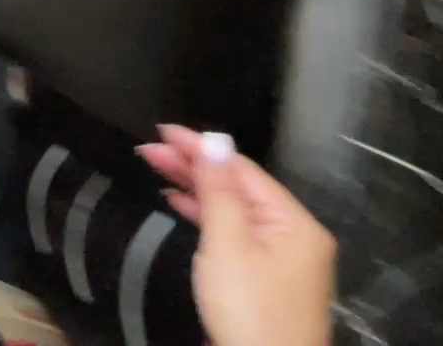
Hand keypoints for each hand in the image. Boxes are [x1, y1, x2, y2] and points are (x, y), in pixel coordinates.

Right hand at [139, 126, 334, 345]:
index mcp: (294, 223)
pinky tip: (177, 202)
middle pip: (238, 187)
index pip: (241, 170)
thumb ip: (219, 189)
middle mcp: (293, 235)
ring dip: (194, 187)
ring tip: (155, 166)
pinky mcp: (263, 278)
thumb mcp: (227, 244)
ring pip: (232, 208)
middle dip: (193, 165)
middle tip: (148, 149)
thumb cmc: (248, 311)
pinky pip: (233, 231)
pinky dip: (204, 214)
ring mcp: (280, 259)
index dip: (201, 147)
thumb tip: (216, 140)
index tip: (162, 132)